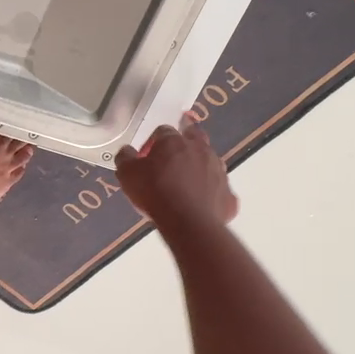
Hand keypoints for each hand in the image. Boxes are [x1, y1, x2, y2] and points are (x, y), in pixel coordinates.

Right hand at [115, 120, 238, 229]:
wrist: (189, 223)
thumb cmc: (154, 192)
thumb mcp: (126, 173)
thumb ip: (125, 157)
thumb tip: (127, 150)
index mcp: (174, 141)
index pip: (163, 130)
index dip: (152, 141)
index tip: (145, 156)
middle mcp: (200, 150)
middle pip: (194, 136)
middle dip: (183, 141)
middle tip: (171, 157)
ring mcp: (219, 171)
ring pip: (209, 161)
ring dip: (198, 166)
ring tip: (184, 182)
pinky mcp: (229, 194)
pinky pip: (217, 187)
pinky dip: (209, 191)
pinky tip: (198, 202)